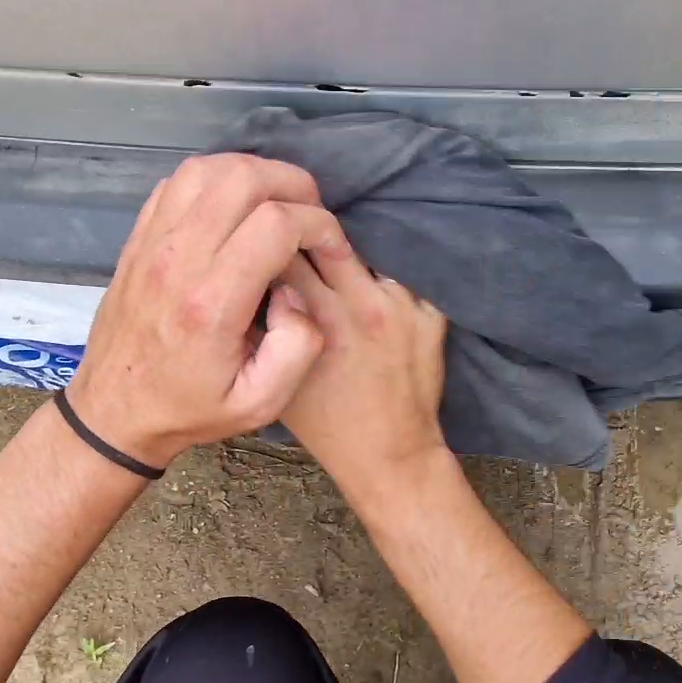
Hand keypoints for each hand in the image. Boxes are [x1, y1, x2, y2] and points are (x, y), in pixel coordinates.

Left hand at [67, 154, 347, 465]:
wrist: (115, 410)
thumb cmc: (191, 409)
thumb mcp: (260, 404)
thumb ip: (298, 349)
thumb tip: (296, 295)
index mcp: (211, 303)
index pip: (274, 224)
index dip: (318, 224)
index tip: (332, 246)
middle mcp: (177, 260)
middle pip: (242, 179)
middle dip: (293, 185)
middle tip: (312, 215)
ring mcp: (152, 243)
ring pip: (209, 168)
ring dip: (255, 174)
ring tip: (280, 203)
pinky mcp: (139, 238)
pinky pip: (179, 181)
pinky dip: (218, 179)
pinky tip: (237, 207)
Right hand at [280, 246, 448, 495]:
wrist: (389, 454)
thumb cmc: (327, 423)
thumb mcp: (280, 377)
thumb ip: (266, 329)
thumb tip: (252, 281)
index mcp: (314, 319)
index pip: (284, 253)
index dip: (272, 240)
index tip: (266, 237)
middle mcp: (358, 304)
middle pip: (326, 239)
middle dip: (309, 231)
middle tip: (300, 228)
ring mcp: (399, 307)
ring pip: (368, 249)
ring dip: (349, 248)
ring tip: (336, 248)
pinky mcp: (430, 315)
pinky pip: (405, 273)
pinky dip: (386, 271)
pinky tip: (375, 276)